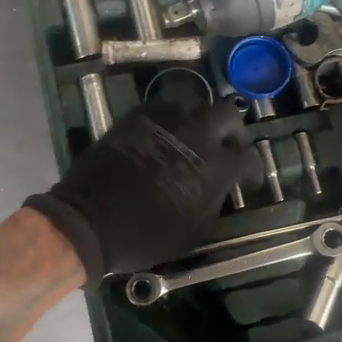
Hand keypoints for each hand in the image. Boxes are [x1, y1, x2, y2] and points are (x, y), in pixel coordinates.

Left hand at [25, 98, 254, 280]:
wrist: (89, 221)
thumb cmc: (145, 236)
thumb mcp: (194, 230)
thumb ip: (215, 200)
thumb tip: (221, 186)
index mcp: (216, 166)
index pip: (248, 157)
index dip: (251, 170)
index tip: (247, 181)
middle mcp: (196, 134)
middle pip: (228, 115)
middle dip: (232, 131)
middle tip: (227, 147)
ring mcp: (165, 120)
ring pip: (195, 105)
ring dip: (200, 121)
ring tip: (194, 138)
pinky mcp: (136, 116)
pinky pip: (162, 107)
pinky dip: (170, 119)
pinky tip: (165, 136)